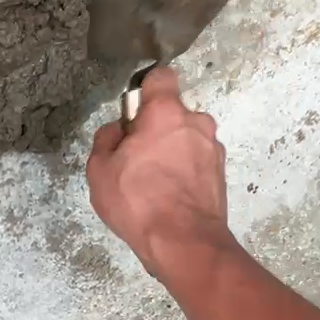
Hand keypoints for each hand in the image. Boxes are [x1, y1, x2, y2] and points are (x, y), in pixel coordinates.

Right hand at [87, 66, 239, 289]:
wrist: (183, 241)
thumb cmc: (137, 200)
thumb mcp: (99, 170)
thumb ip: (106, 140)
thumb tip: (119, 131)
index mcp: (166, 113)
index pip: (161, 77)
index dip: (144, 90)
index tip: (132, 113)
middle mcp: (196, 122)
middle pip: (171, 114)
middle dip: (154, 130)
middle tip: (133, 160)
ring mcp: (212, 148)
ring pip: (184, 139)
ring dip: (168, 152)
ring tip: (150, 184)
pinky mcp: (220, 172)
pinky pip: (194, 161)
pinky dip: (181, 172)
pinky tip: (166, 196)